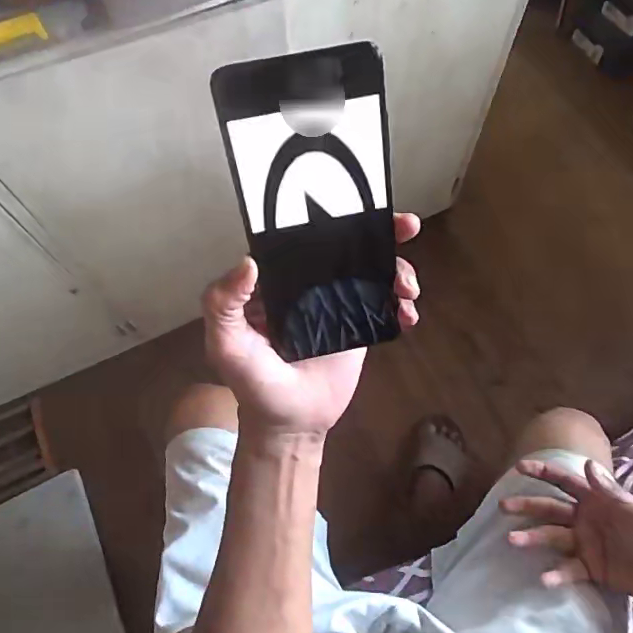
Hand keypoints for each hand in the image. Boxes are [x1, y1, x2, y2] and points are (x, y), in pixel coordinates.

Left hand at [203, 213, 422, 443]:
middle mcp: (309, 284)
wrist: (291, 424)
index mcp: (277, 279)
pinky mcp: (359, 326)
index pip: (305, 237)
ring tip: (407, 288)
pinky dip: (401, 304)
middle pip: (347, 247)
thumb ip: (224, 303)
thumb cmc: (253, 383)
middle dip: (381, 234)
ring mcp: (337, 303)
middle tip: (408, 227)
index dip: (332, 217)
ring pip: (372, 271)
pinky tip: (407, 315)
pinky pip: (384, 304)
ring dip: (398, 269)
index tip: (360, 208)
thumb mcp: (226, 344)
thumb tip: (248, 262)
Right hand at [501, 458, 632, 605]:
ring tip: (512, 541)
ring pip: (552, 537)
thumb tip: (586, 464)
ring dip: (532, 538)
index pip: (565, 481)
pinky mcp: (591, 569)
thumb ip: (611, 492)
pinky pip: (568, 569)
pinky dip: (556, 573)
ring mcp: (586, 544)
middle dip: (526, 506)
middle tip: (503, 507)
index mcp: (597, 500)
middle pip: (550, 509)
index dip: (542, 472)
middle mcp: (586, 519)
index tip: (519, 468)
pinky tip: (543, 578)